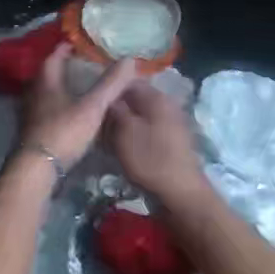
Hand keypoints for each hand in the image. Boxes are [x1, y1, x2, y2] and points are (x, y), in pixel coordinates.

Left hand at [19, 44, 139, 166]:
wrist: (37, 169)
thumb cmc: (63, 132)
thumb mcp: (92, 107)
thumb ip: (110, 84)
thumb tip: (130, 60)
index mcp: (46, 84)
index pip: (52, 58)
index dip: (64, 49)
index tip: (77, 44)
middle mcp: (34, 96)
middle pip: (47, 77)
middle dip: (63, 70)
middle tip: (82, 68)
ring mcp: (30, 116)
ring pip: (45, 96)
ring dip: (60, 91)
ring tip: (80, 92)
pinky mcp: (33, 134)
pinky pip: (46, 114)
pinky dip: (59, 110)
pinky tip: (72, 118)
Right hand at [107, 82, 210, 201]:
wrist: (181, 192)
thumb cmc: (151, 159)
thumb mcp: (126, 132)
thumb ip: (116, 109)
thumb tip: (109, 96)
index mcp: (157, 97)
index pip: (129, 81)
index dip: (109, 88)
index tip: (93, 99)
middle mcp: (167, 105)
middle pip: (135, 99)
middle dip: (116, 108)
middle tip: (96, 120)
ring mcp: (171, 123)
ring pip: (140, 116)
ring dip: (124, 124)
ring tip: (105, 135)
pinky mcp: (171, 141)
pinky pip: (147, 130)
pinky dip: (134, 135)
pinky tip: (122, 147)